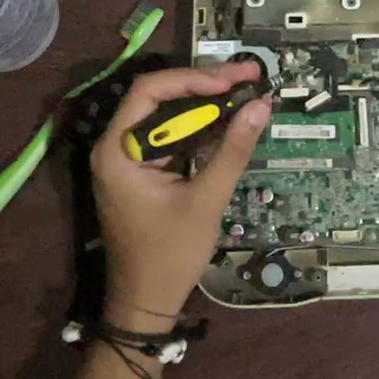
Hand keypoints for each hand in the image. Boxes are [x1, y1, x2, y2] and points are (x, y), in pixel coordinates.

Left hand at [90, 63, 270, 326]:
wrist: (146, 302)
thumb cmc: (169, 255)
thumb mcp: (206, 200)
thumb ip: (232, 150)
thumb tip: (261, 105)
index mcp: (118, 149)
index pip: (150, 91)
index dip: (192, 79)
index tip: (230, 81)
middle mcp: (118, 145)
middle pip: (160, 97)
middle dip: (205, 84)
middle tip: (248, 76)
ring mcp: (130, 157)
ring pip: (169, 113)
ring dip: (206, 102)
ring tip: (245, 90)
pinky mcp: (145, 169)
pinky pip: (172, 134)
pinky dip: (201, 125)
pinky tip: (230, 118)